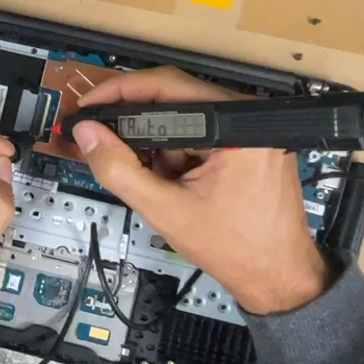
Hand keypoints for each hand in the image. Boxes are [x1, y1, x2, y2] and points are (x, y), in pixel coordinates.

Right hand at [71, 68, 329, 314]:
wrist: (277, 277)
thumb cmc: (233, 248)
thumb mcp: (162, 209)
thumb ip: (118, 168)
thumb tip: (86, 133)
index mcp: (237, 128)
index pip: (167, 87)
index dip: (119, 93)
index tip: (88, 107)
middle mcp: (250, 118)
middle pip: (174, 100)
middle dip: (136, 126)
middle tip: (104, 142)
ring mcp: (252, 130)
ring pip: (182, 117)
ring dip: (155, 142)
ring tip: (152, 179)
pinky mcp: (249, 143)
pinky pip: (198, 133)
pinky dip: (174, 152)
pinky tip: (172, 181)